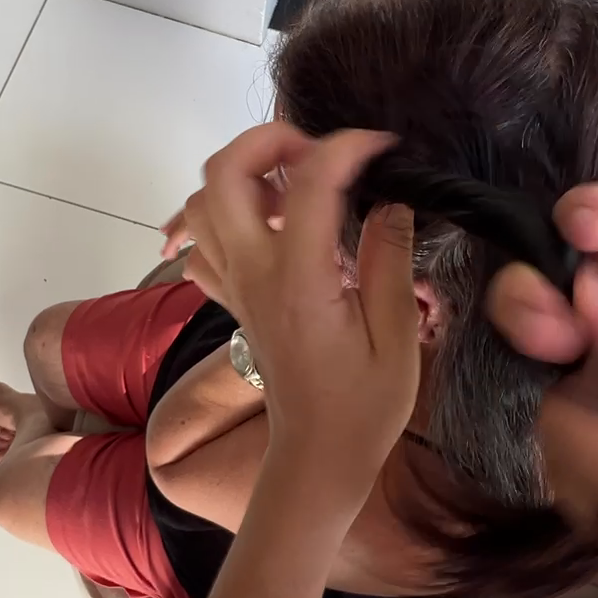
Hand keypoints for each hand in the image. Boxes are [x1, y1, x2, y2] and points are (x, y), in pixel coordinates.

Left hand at [164, 123, 419, 509]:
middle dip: (267, 141)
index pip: (309, 183)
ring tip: (295, 189)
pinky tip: (269, 228)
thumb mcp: (396, 335)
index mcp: (299, 280)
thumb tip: (391, 201)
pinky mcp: (232, 300)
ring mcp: (234, 286)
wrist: (317, 456)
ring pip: (201, 204)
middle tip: (316, 154)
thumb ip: (389, 259)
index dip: (347, 147)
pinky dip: (225, 219)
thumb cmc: (364, 406)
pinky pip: (202, 244)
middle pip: (222, 175)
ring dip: (244, 178)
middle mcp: (254, 274)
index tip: (384, 148)